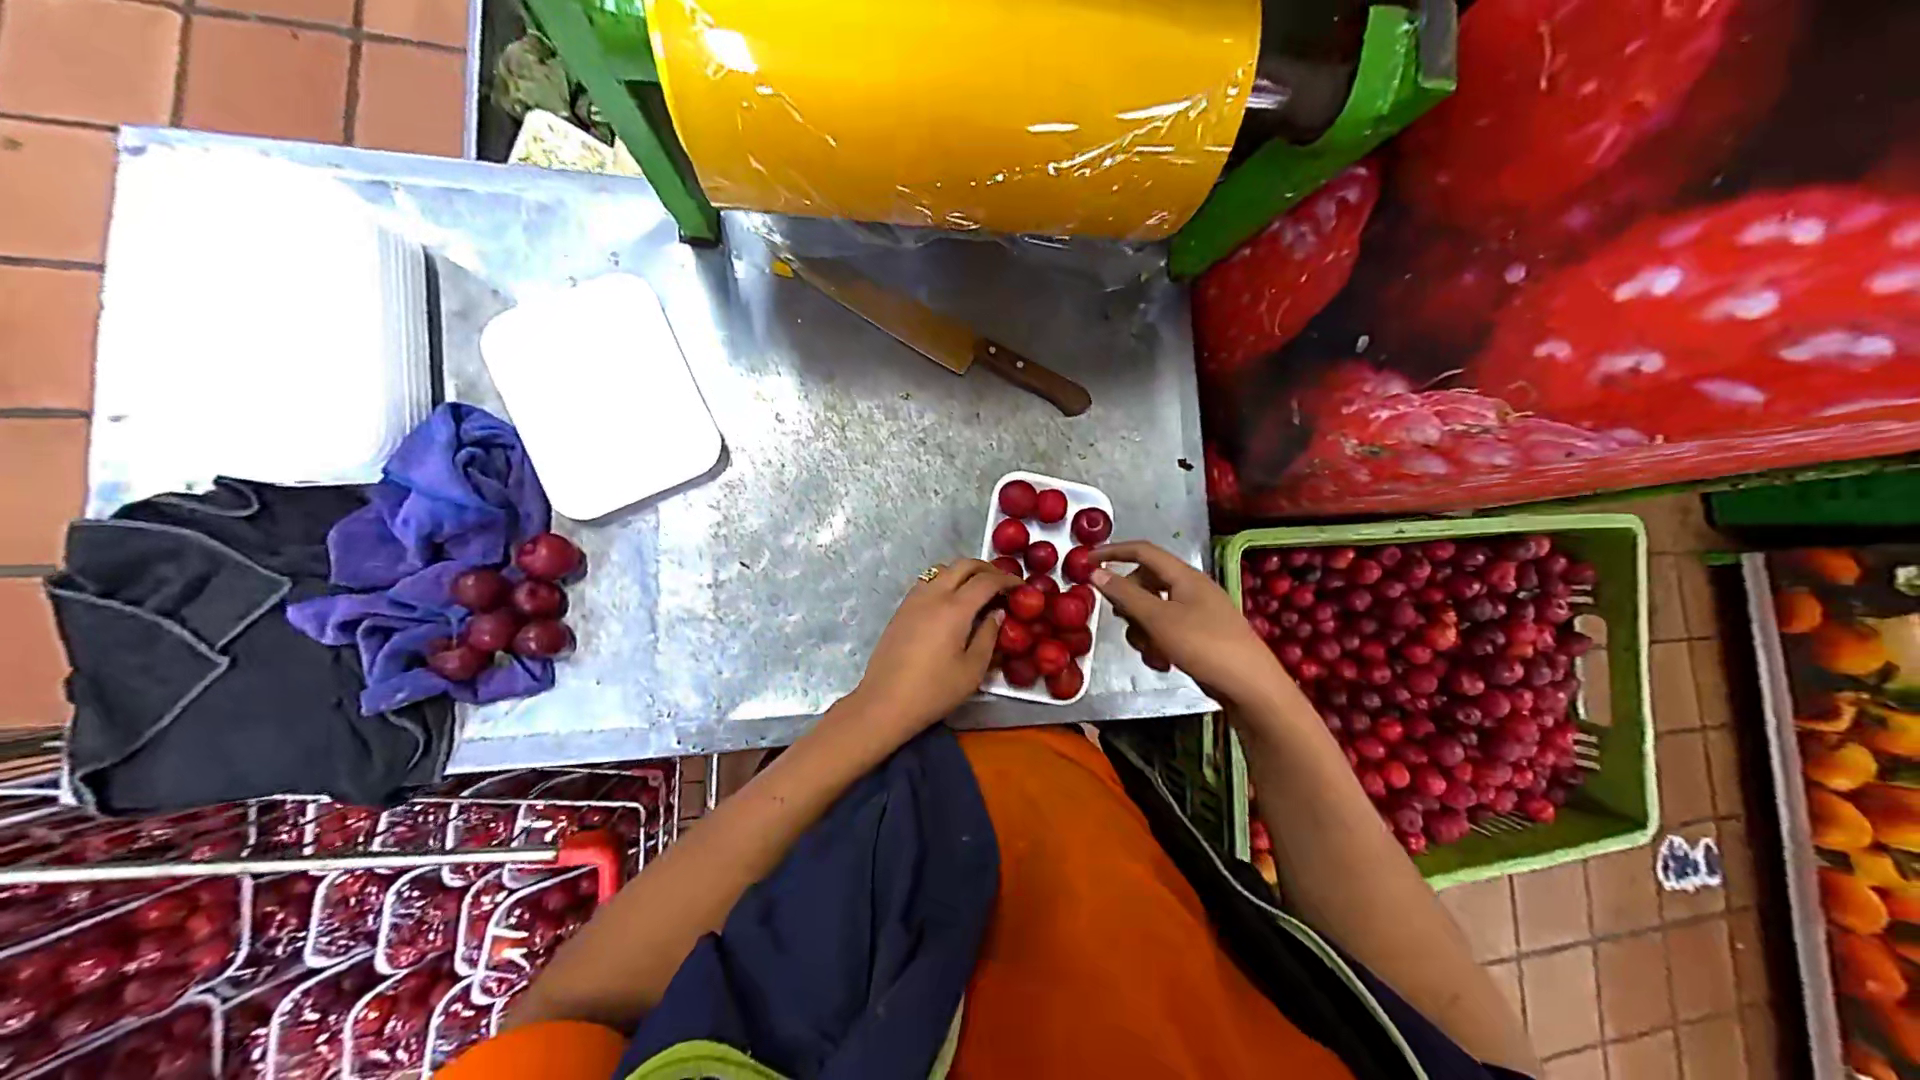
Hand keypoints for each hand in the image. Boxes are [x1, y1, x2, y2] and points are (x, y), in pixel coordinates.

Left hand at [851, 559, 1020, 735]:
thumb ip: (988, 636)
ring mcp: (913, 600)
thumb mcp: (972, 669)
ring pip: (942, 569)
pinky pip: (927, 582)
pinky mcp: (901, 609)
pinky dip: (945, 580)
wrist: (885, 702)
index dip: (1006, 579)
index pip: (986, 581)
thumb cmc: (934, 690)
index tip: (1020, 585)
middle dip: (986, 568)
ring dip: (963, 572)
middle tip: (1001, 581)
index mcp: (955, 609)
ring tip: (977, 589)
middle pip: (963, 565)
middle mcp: (933, 595)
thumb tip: (997, 614)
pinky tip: (951, 602)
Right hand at [1090, 541, 1295, 711]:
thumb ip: (1125, 594)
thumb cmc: (1203, 645)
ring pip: (1153, 611)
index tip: (1086, 562)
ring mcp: (1197, 613)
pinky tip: (1163, 663)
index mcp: (1184, 576)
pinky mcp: (1200, 636)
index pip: (1142, 551)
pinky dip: (1158, 644)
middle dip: (1130, 604)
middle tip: (1123, 620)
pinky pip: (1166, 631)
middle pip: (1146, 584)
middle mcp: (1191, 589)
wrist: (1250, 686)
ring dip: (1143, 631)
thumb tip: (1096, 572)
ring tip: (1151, 652)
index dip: (1112, 552)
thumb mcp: (1158, 618)